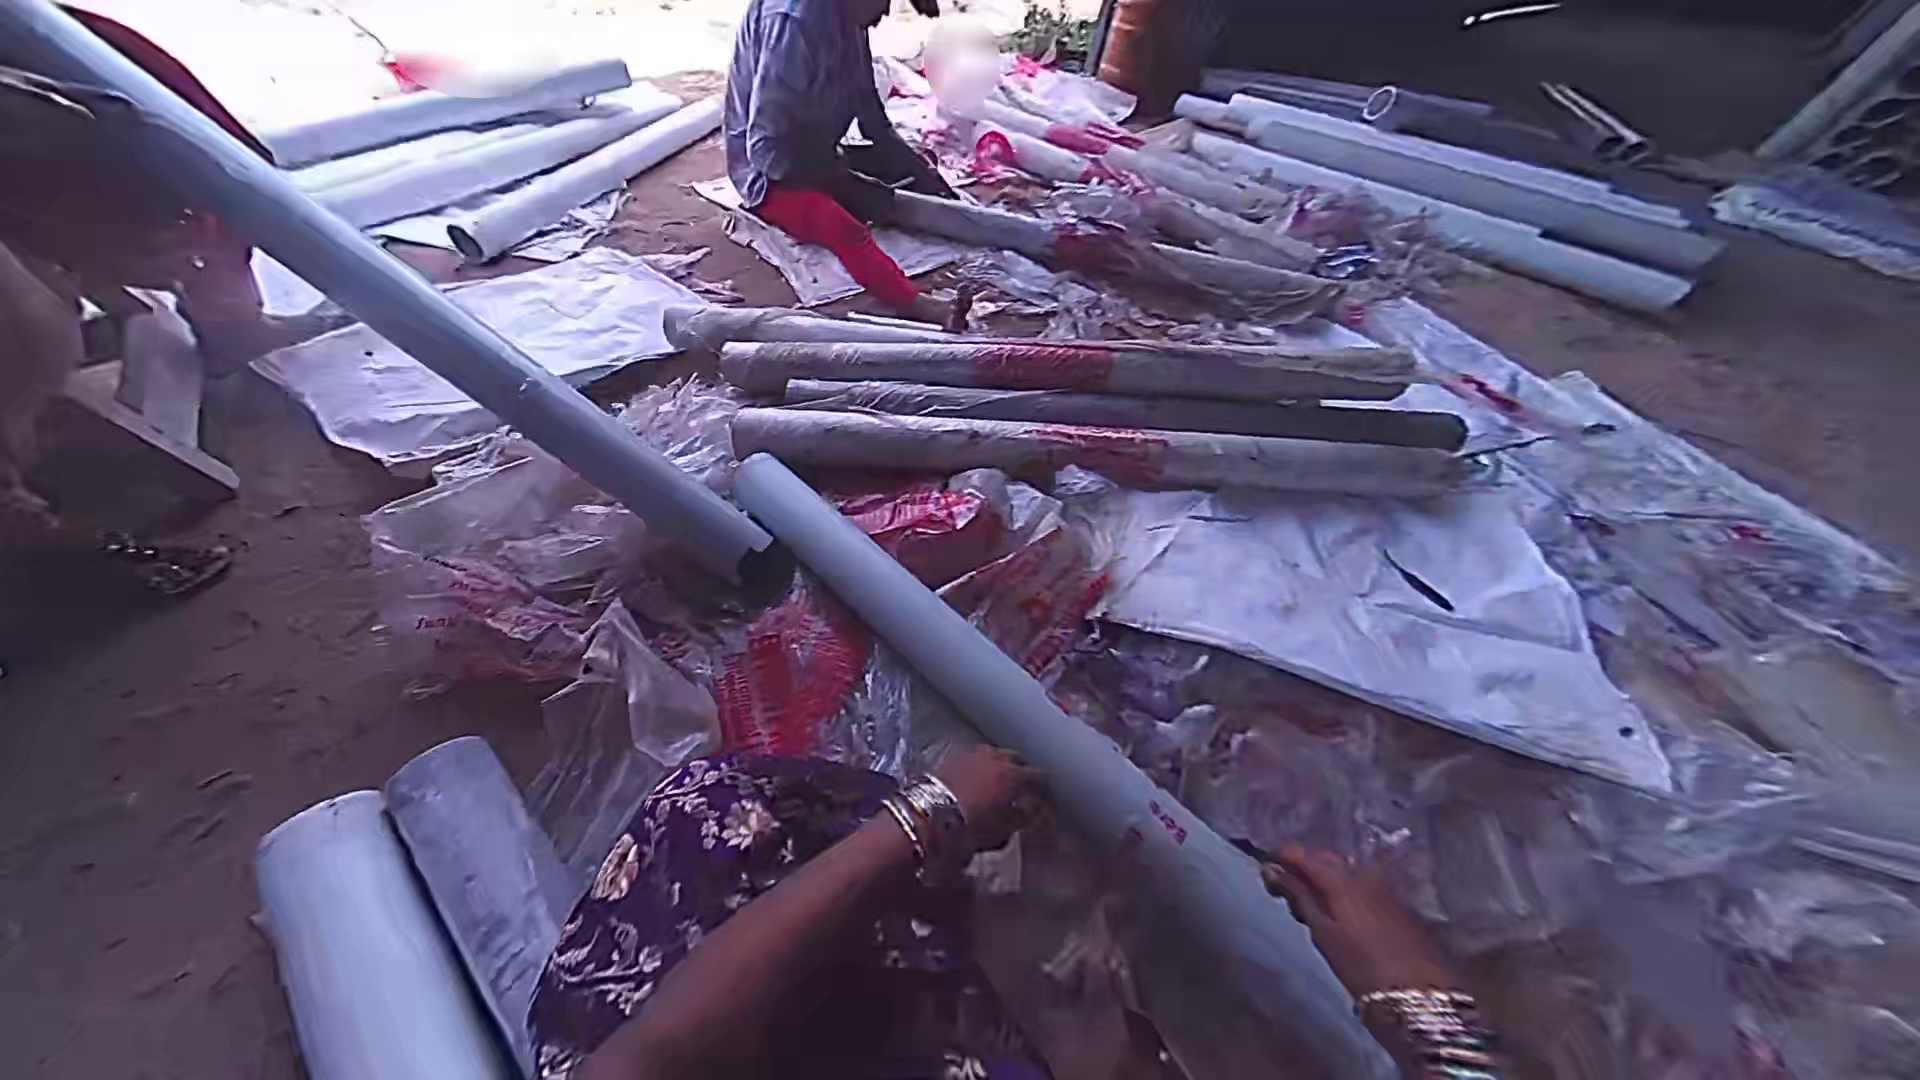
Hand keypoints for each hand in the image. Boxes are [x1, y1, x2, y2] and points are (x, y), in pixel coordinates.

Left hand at [934, 744, 1041, 851]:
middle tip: (1022, 784)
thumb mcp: (1002, 830)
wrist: (931, 816)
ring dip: (999, 763)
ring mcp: (974, 754)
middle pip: (1016, 759)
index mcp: (1014, 776)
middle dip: (1022, 770)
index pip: (1039, 776)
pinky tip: (975, 774)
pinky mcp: (954, 756)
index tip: (1047, 791)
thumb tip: (1027, 812)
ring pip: (994, 753)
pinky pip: (974, 756)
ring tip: (998, 777)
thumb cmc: (971, 827)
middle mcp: (997, 759)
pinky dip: (979, 764)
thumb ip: (1019, 818)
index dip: (1045, 785)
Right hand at [1260, 844, 1459, 997]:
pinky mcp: (1395, 900)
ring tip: (1313, 899)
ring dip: (1324, 875)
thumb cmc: (1363, 967)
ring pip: (1343, 867)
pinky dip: (1344, 885)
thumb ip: (1298, 896)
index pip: (1300, 853)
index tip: (1265, 868)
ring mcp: (1381, 884)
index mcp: (1338, 877)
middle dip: (1301, 865)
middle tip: (1286, 888)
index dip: (1279, 856)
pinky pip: (1361, 880)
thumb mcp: (1323, 933)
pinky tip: (1339, 905)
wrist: (1424, 996)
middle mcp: (1360, 872)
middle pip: (1322, 856)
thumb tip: (1272, 870)